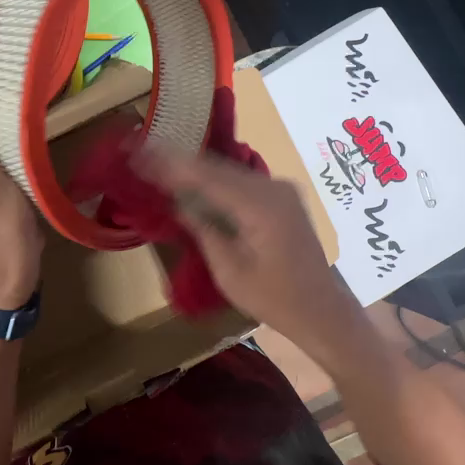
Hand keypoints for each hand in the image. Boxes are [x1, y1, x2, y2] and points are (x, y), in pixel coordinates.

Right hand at [137, 148, 367, 359]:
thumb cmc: (275, 300)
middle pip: (217, 167)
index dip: (171, 164)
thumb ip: (203, 230)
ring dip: (193, 168)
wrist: (324, 312)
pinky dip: (213, 179)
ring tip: (156, 160)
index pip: (207, 176)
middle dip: (178, 161)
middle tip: (141, 152)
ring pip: (227, 171)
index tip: (140, 154)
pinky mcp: (281, 196)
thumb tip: (178, 202)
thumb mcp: (229, 271)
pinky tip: (188, 177)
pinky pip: (239, 181)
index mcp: (262, 206)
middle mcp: (274, 188)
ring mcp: (281, 189)